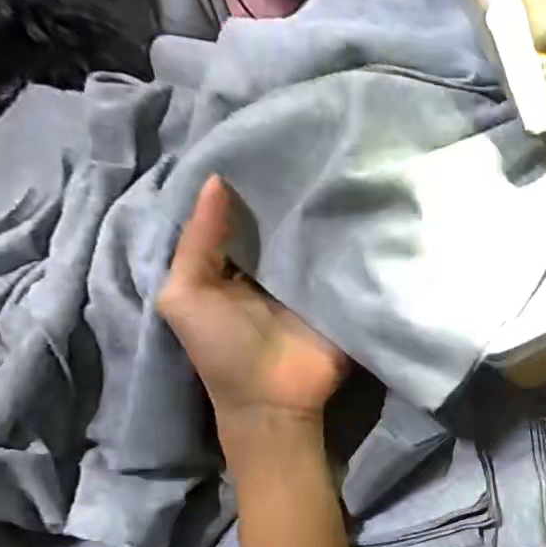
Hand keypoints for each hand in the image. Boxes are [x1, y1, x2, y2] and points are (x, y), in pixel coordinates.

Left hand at [158, 176, 349, 442]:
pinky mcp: (340, 298)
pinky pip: (345, 266)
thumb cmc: (220, 347)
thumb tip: (216, 181)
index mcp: (233, 267)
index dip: (248, 187)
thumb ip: (199, 241)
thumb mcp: (186, 292)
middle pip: (282, 226)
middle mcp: (273, 271)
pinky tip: (359, 211)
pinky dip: (350, 245)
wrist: (274, 399)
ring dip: (323, 216)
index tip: (264, 146)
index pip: (242, 218)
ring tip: (337, 173)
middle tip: (308, 153)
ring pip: (315, 241)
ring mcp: (310, 284)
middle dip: (290, 195)